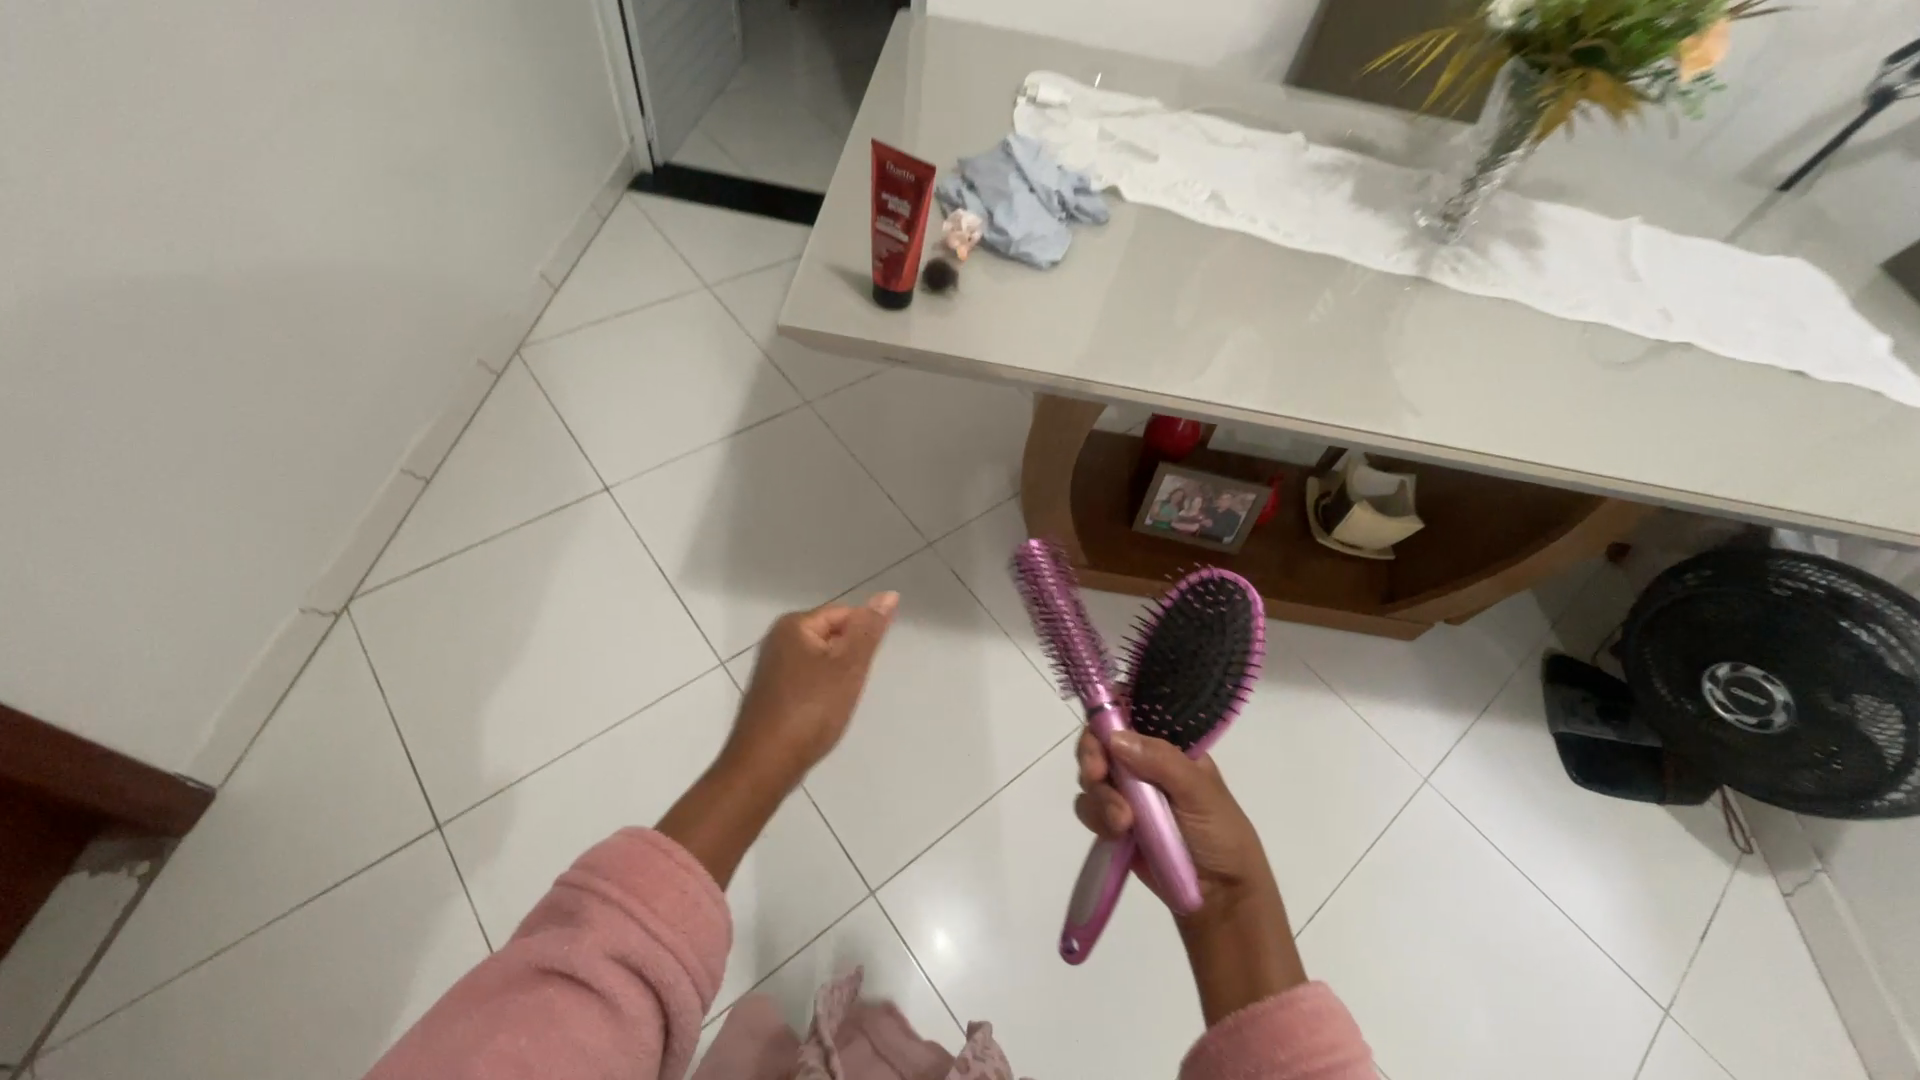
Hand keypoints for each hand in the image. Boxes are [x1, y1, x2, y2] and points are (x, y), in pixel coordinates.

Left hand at [726, 592, 898, 780]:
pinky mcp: (771, 694)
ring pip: (821, 663)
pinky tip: (822, 716)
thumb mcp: (848, 666)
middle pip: (833, 638)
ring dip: (836, 680)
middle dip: (849, 661)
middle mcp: (778, 639)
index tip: (862, 670)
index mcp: (794, 625)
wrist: (765, 764)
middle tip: (850, 689)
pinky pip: (807, 683)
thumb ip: (869, 630)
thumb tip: (889, 594)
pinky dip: (820, 695)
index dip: (862, 640)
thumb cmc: (810, 711)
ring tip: (836, 705)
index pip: (845, 615)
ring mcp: (772, 668)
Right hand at [1073, 729, 1274, 923]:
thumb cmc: (1220, 835)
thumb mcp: (1200, 793)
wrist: (1219, 896)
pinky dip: (1096, 818)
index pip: (1130, 714)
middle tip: (1097, 776)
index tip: (1101, 736)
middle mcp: (1143, 763)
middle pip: (1100, 742)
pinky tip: (1117, 836)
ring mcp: (1127, 793)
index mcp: (1168, 745)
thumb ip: (1161, 761)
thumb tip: (1115, 737)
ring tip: (1124, 825)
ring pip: (1091, 776)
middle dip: (1093, 758)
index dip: (1108, 717)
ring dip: (1099, 797)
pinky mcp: (1114, 822)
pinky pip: (1088, 807)